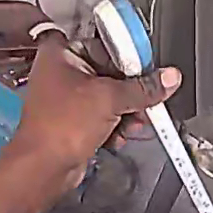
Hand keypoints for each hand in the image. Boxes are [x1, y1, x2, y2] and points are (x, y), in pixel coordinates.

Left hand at [7, 34, 180, 191]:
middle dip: (132, 93)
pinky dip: (116, 126)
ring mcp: (69, 99)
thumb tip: (168, 78)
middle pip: (113, 74)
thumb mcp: (109, 99)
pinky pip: (106, 117)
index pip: (108, 45)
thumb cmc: (58, 127)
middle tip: (146, 101)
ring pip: (111, 98)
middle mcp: (63, 72)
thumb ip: (143, 88)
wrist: (44, 168)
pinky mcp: (76, 122)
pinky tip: (120, 135)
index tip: (150, 69)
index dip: (131, 58)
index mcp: (63, 53)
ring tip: (133, 123)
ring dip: (127, 113)